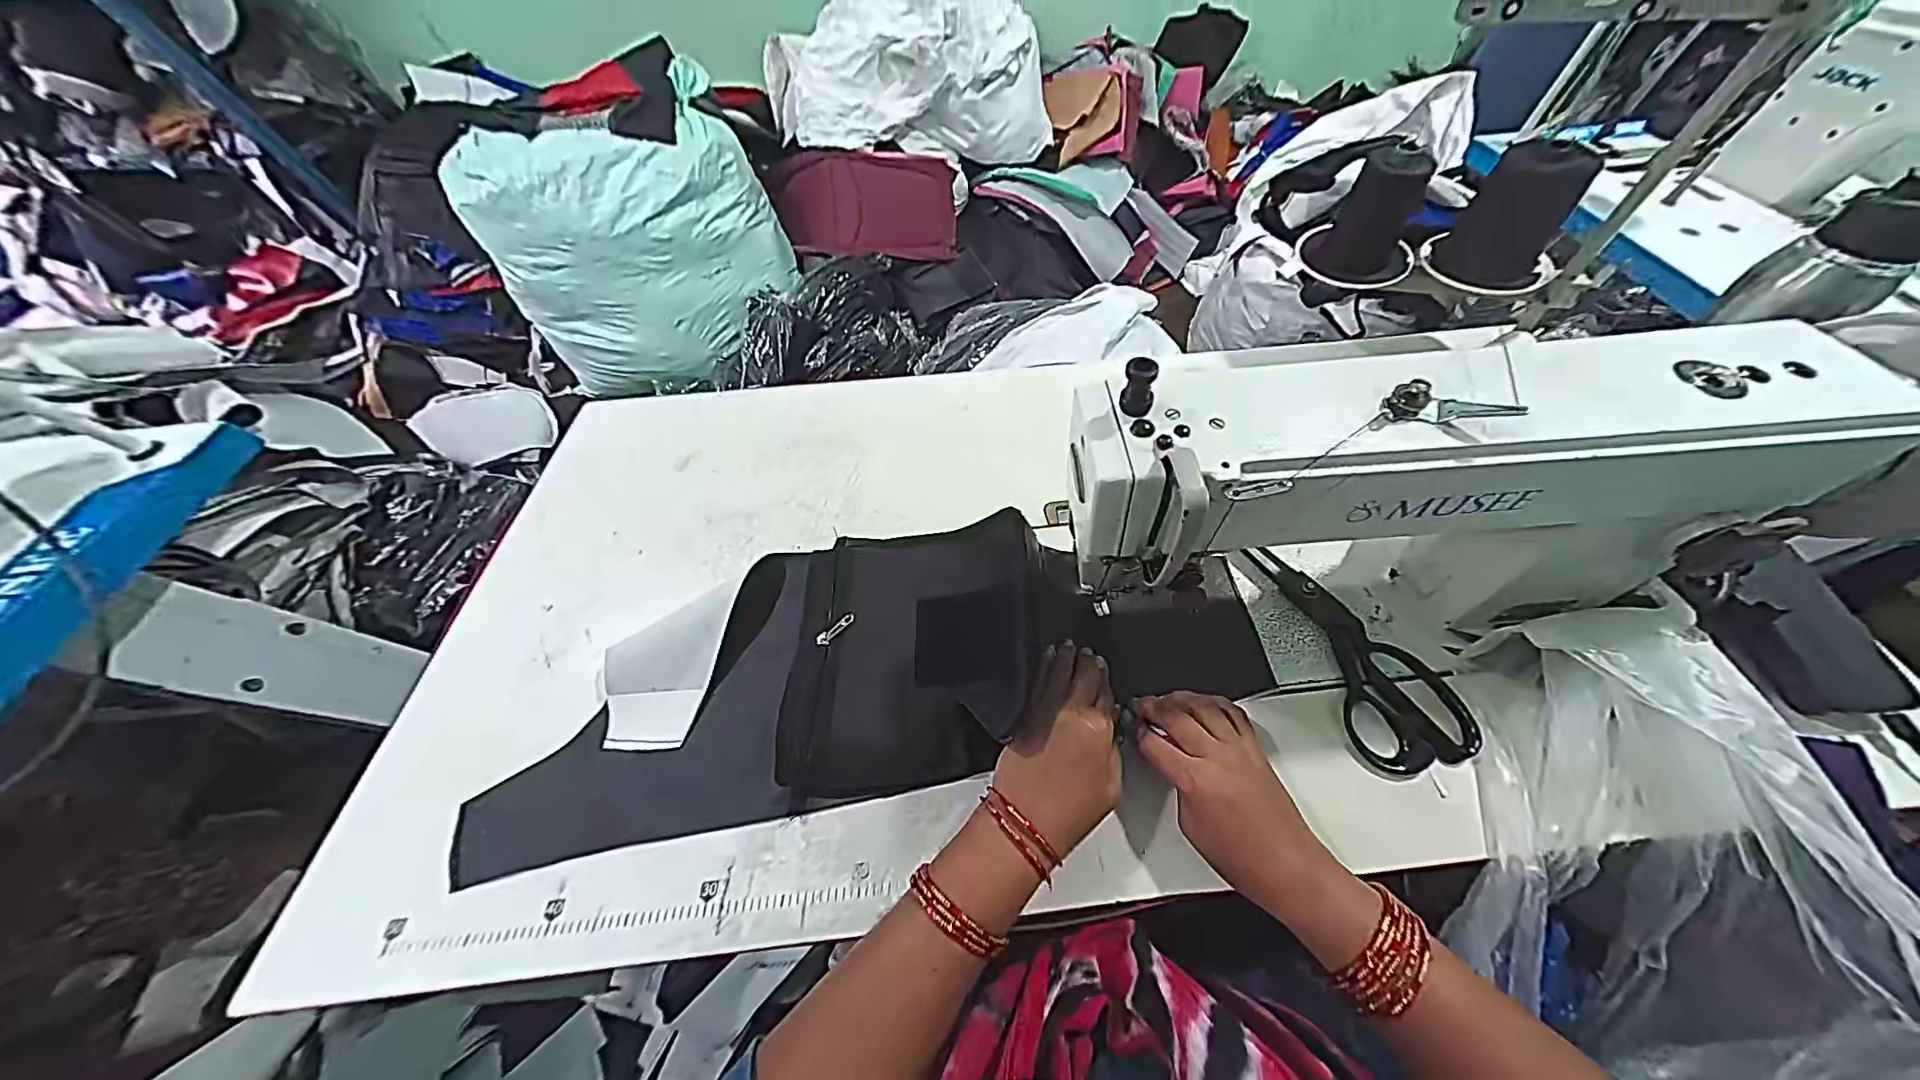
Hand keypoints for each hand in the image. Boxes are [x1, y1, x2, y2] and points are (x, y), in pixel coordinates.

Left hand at [990, 643, 1120, 856]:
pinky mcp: (1024, 716)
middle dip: (1089, 663)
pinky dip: (1043, 668)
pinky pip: (1037, 682)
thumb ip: (1114, 753)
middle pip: (1084, 677)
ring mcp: (1045, 712)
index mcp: (1099, 730)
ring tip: (1069, 647)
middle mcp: (1071, 715)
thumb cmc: (1066, 812)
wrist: (1025, 821)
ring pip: (1059, 673)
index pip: (1107, 695)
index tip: (1106, 674)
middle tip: (1090, 654)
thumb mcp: (1112, 787)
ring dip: (1066, 658)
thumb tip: (1110, 736)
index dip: (1107, 683)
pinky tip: (1046, 660)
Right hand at [1134, 693, 1336, 906]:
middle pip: (1175, 715)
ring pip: (1203, 706)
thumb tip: (1168, 766)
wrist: (1286, 865)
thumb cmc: (1243, 857)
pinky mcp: (1255, 750)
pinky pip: (1232, 713)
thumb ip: (1176, 786)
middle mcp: (1218, 758)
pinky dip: (1214, 702)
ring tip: (1166, 699)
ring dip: (1180, 698)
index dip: (1137, 730)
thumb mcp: (1189, 825)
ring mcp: (1239, 750)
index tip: (1131, 726)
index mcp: (1195, 780)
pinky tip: (1204, 702)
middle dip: (1152, 707)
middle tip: (1142, 706)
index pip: (1154, 742)